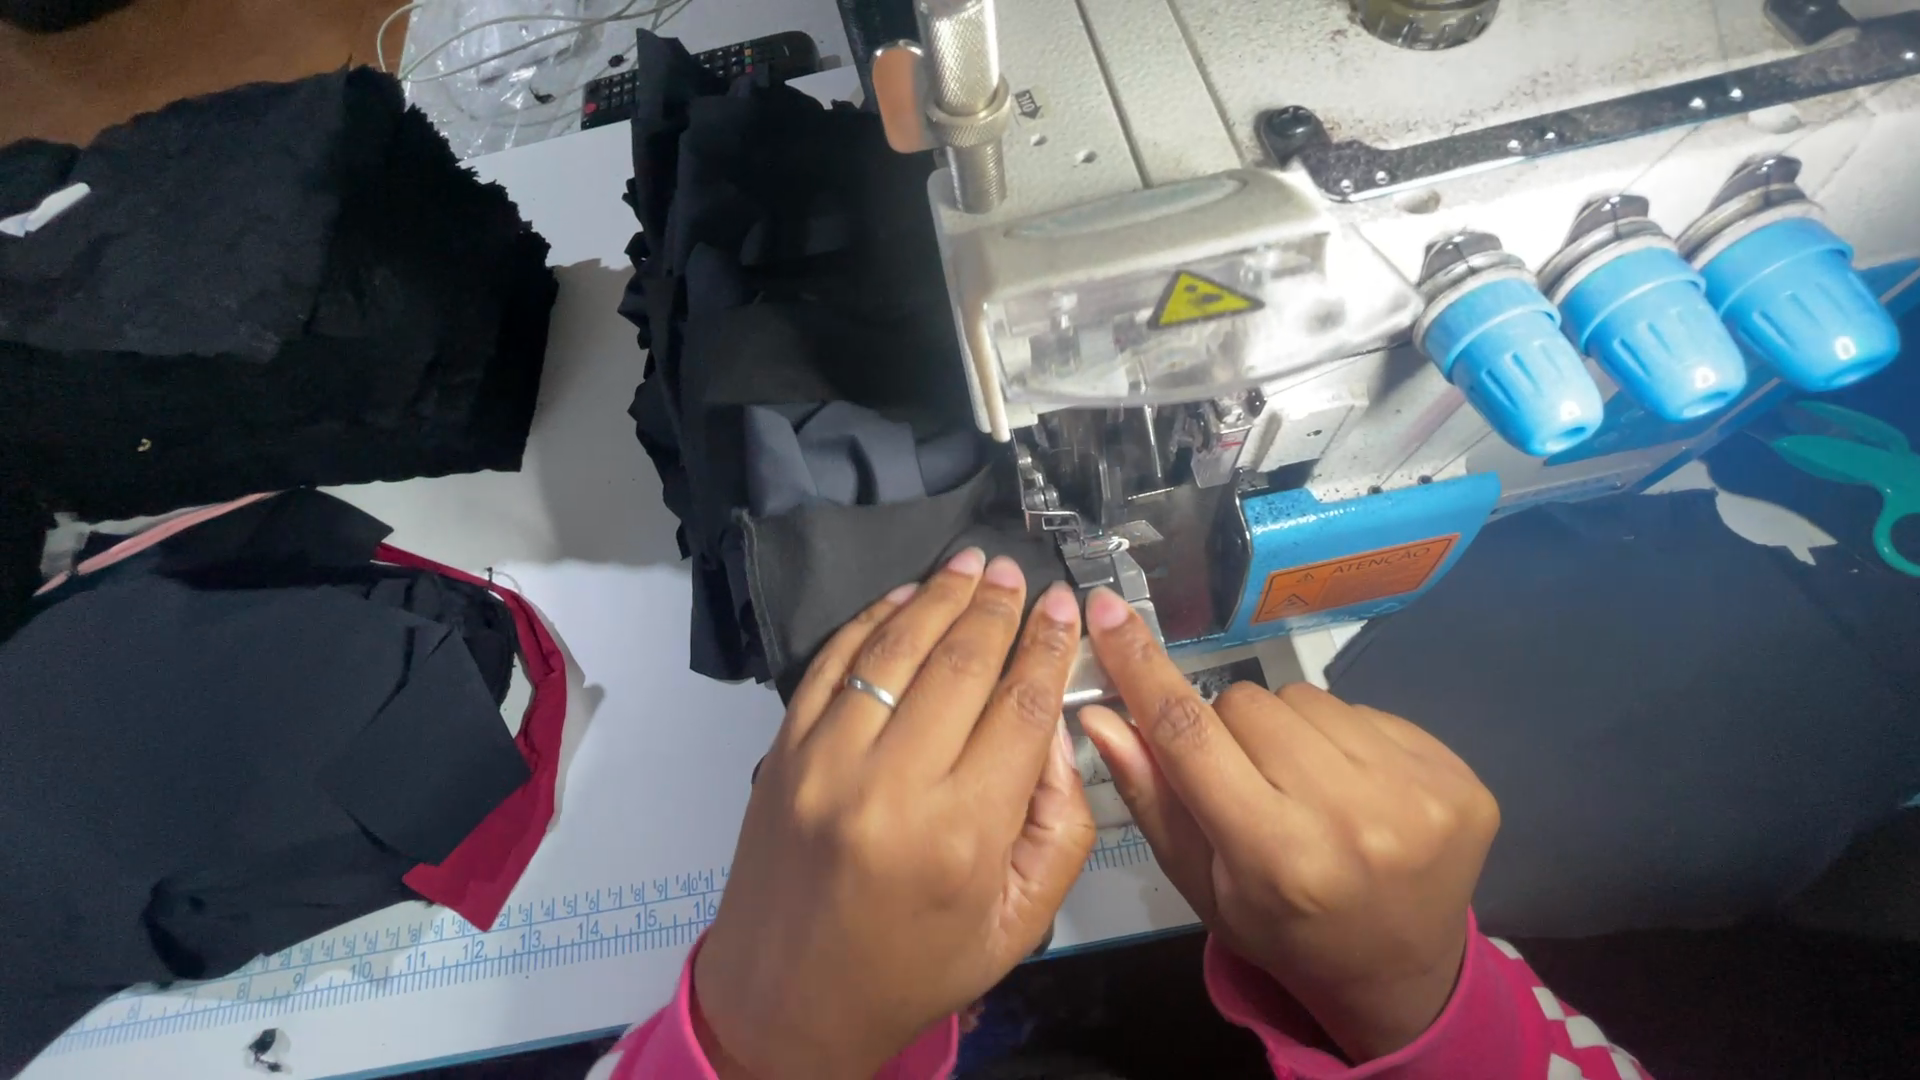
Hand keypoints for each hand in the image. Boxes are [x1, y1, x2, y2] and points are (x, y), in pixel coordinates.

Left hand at [693, 550, 1095, 1078]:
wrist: (786, 1001)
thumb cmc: (914, 967)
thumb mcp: (1017, 921)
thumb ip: (1061, 827)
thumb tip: (1055, 728)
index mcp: (962, 834)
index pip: (1021, 708)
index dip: (1049, 647)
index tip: (1064, 604)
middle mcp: (892, 784)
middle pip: (961, 663)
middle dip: (998, 608)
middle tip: (1018, 571)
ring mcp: (826, 759)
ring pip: (896, 647)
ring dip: (939, 596)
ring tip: (970, 564)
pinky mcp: (784, 749)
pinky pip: (834, 661)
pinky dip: (872, 619)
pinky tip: (905, 596)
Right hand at [1076, 587, 1498, 1062]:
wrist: (1399, 972)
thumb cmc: (1276, 928)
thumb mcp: (1196, 878)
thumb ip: (1148, 793)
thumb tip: (1098, 714)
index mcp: (1274, 856)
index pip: (1187, 733)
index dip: (1139, 665)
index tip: (1104, 607)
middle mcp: (1351, 819)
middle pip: (1245, 703)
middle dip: (1226, 725)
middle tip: (1242, 777)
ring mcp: (1415, 793)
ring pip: (1301, 696)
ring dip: (1283, 728)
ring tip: (1299, 782)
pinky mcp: (1455, 774)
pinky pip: (1358, 706)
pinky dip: (1335, 734)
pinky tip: (1349, 783)